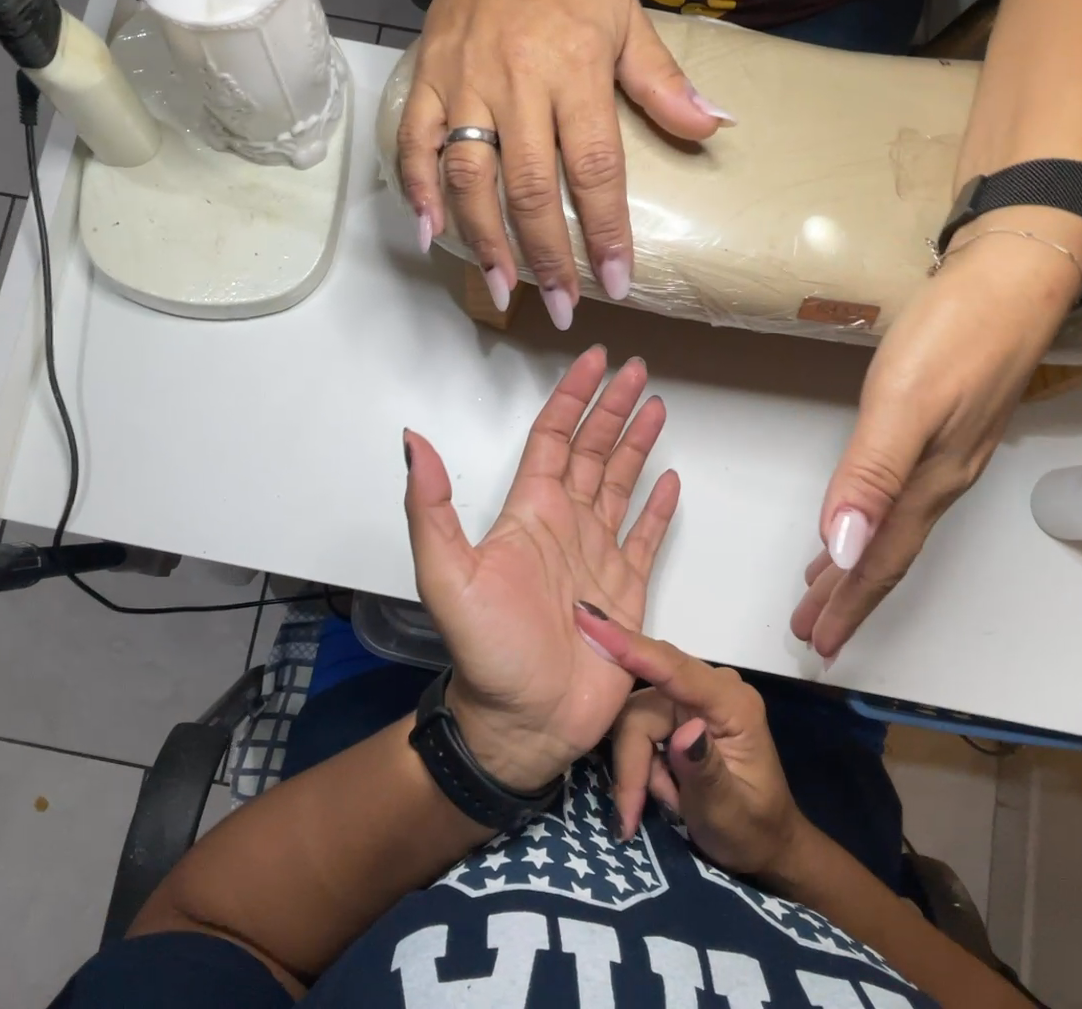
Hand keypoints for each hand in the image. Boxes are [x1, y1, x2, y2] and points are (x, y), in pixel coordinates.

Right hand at [396, 0, 728, 329]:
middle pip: (530, 185)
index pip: (595, 165)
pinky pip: (416, 142)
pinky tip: (431, 235)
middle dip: (547, 254)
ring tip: (500, 288)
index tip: (616, 281)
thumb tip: (714, 127)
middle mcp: (515, 83)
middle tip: (562, 306)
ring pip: (469, 174)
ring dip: (484, 238)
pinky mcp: (427, 83)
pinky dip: (419, 189)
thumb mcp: (626, 20)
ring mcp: (464, 84)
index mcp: (572, 70)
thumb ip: (663, 82)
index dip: (606, 229)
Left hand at [405, 346, 681, 790]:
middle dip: (612, 409)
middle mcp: (565, 527)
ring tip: (656, 407)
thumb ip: (431, 509)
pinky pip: (646, 538)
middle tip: (636, 369)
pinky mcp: (626, 591)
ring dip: (636, 446)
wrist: (525, 721)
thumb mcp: (446, 576)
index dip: (572, 398)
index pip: (553, 440)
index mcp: (528, 515)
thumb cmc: (488, 652)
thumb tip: (411, 439)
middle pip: (593, 452)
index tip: (594, 360)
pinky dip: (658, 509)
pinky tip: (670, 482)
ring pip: (621, 486)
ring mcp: (597, 557)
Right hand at [580, 605, 813, 876]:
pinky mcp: (673, 711)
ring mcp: (688, 699)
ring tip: (657, 808)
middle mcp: (709, 690)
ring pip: (631, 722)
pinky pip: (636, 729)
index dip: (629, 645)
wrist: (763, 843)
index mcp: (731, 704)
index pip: (673, 668)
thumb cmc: (751, 830)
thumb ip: (706, 770)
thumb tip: (684, 731)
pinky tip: (660, 794)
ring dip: (637, 771)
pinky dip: (640, 766)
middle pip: (639, 708)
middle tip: (631, 814)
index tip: (588, 618)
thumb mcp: (729, 812)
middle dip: (633, 763)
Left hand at [793, 220, 1081, 658]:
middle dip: (846, 598)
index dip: (848, 605)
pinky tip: (859, 523)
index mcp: (926, 483)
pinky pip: (898, 502)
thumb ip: (871, 476)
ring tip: (822, 593)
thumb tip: (844, 549)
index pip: (879, 563)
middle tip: (810, 631)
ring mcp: (944, 457)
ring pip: (890, 532)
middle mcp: (938, 481)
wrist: (1017, 273)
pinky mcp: (942, 431)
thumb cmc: (955, 332)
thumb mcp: (905, 404)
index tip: (819, 644)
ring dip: (856, 568)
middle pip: (885, 557)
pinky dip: (872, 527)